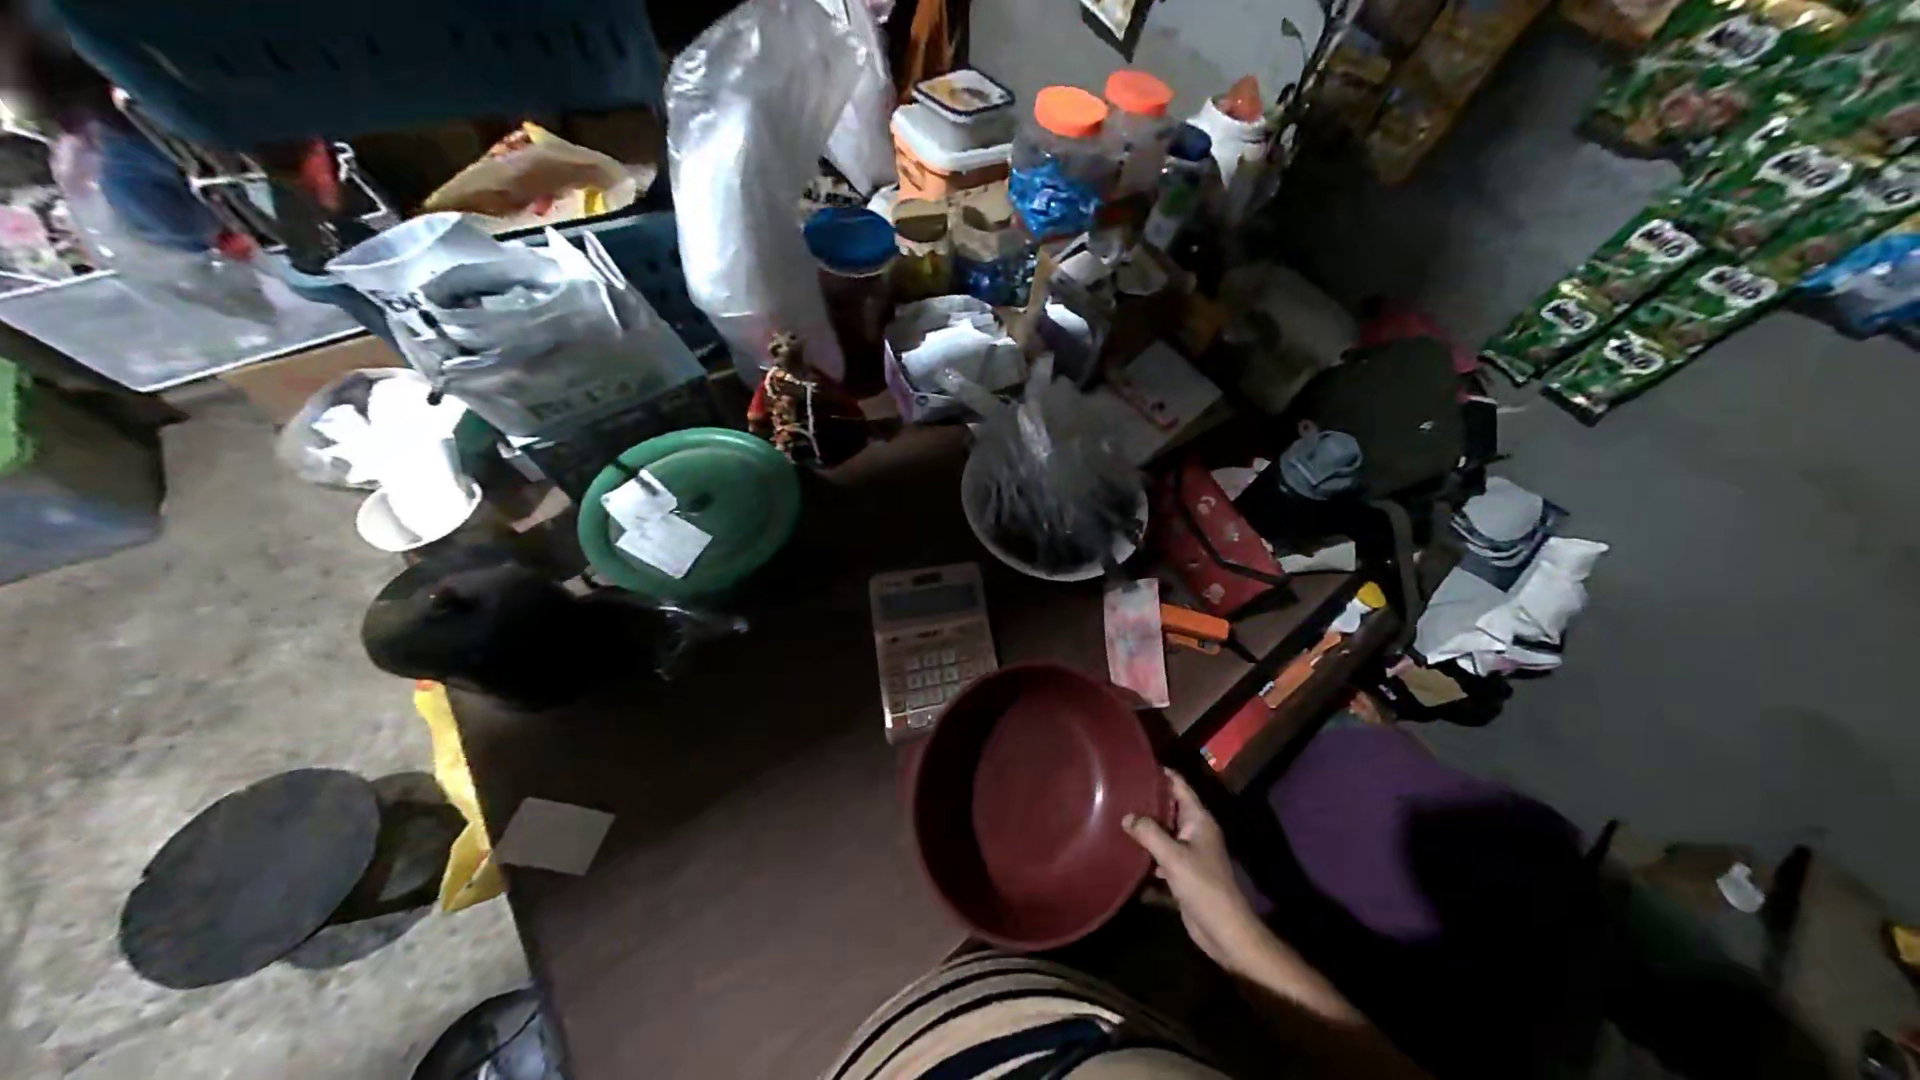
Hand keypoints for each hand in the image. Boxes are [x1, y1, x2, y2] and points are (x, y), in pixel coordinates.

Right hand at [1123, 769, 1279, 978]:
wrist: (1225, 931)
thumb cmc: (1203, 886)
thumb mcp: (1173, 857)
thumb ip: (1149, 833)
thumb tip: (1126, 816)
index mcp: (1199, 820)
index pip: (1179, 786)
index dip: (1161, 773)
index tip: (1135, 764)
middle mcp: (1195, 831)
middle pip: (1169, 807)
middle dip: (1147, 799)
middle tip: (1117, 789)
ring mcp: (1190, 852)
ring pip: (1163, 831)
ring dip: (1144, 826)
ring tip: (1115, 814)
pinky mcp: (1183, 872)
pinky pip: (1161, 854)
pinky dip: (1146, 851)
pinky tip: (1125, 849)